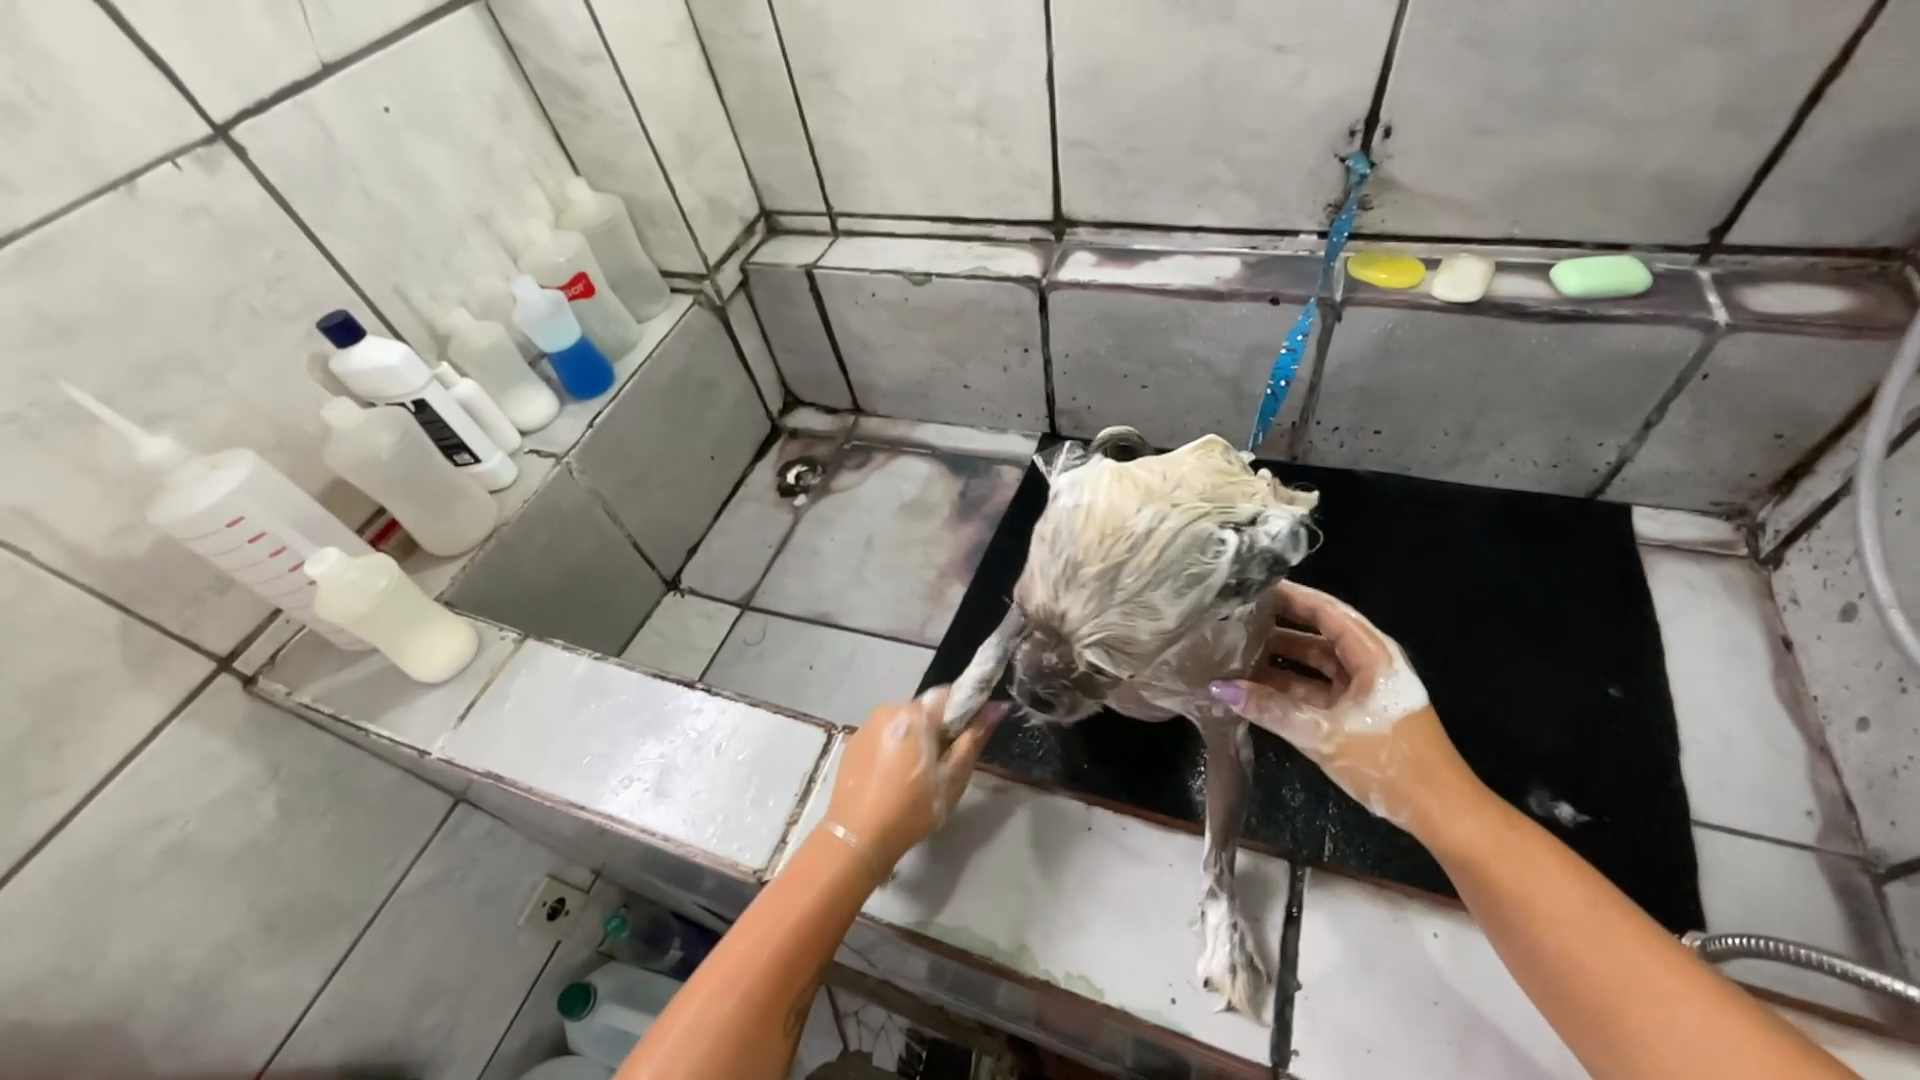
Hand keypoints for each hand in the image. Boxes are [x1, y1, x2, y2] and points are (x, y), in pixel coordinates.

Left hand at [824, 687, 1005, 875]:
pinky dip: (894, 748)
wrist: (857, 838)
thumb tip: (997, 706)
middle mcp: (889, 709)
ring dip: (916, 739)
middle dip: (939, 729)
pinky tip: (893, 778)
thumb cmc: (913, 808)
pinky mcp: (853, 743)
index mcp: (916, 713)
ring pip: (903, 723)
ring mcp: (867, 725)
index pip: (950, 694)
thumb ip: (974, 738)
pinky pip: (883, 736)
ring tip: (917, 775)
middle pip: (925, 710)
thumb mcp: (953, 778)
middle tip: (945, 765)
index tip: (970, 735)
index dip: (965, 710)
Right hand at [1207, 582, 1480, 835]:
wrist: (1437, 812)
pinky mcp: (1354, 714)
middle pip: (1317, 634)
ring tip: (1234, 651)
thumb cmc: (1388, 763)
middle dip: (1278, 626)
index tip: (1251, 586)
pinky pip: (1313, 689)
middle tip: (1233, 618)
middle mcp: (1367, 664)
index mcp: (1372, 656)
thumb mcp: (1324, 735)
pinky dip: (1285, 687)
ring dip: (1278, 660)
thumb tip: (1219, 688)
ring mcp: (1361, 690)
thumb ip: (1270, 709)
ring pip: (1313, 664)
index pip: (1326, 611)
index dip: (1290, 596)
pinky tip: (1252, 688)